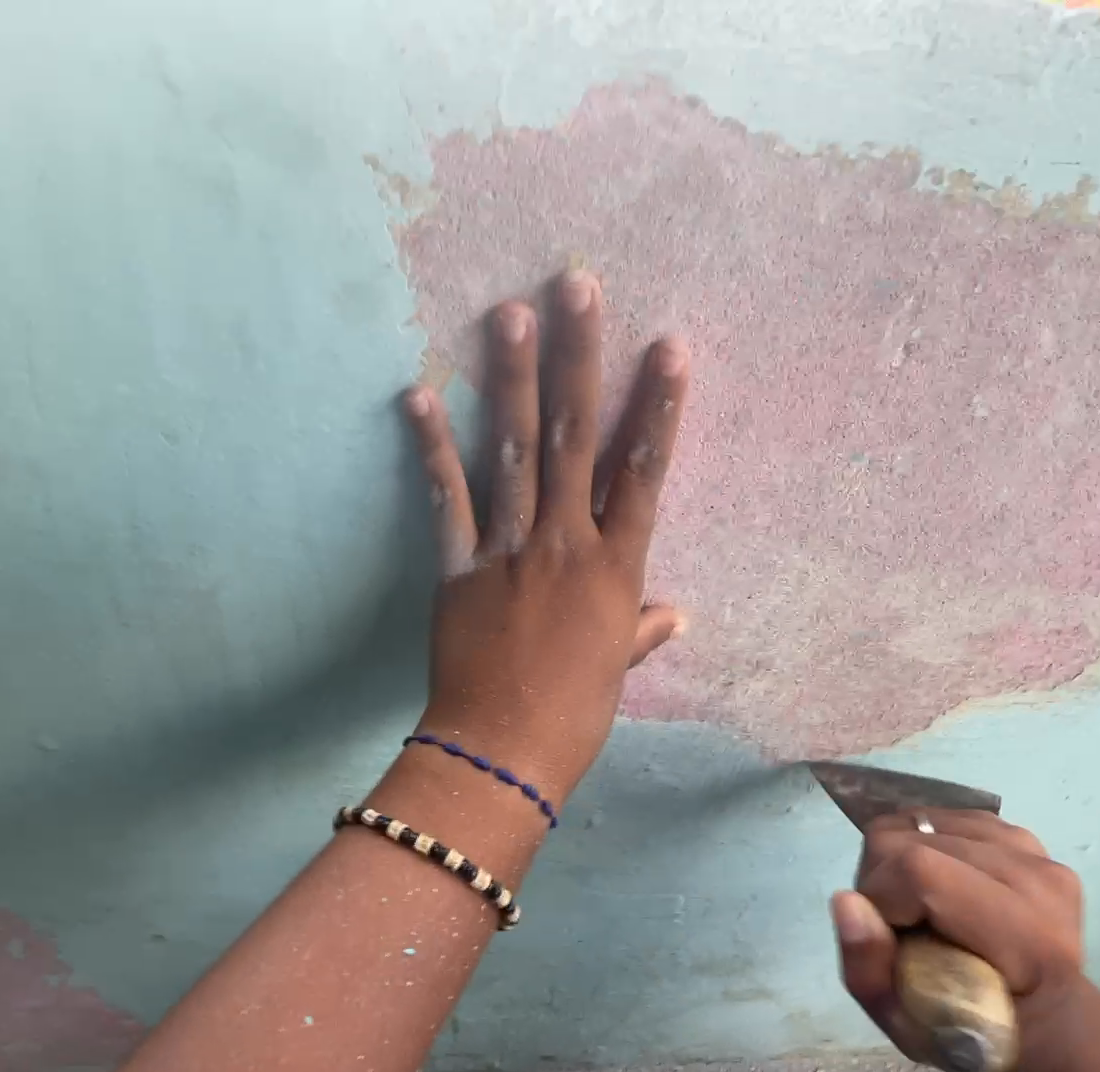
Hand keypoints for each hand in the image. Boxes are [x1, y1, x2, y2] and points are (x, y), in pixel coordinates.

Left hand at [400, 270, 691, 796]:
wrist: (504, 756)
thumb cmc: (574, 715)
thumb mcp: (618, 666)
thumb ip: (644, 629)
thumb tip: (679, 613)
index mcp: (617, 568)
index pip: (646, 472)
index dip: (659, 406)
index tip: (669, 346)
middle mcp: (568, 543)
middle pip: (579, 437)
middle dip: (581, 357)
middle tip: (577, 287)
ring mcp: (511, 549)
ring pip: (517, 450)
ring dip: (514, 378)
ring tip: (509, 313)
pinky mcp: (459, 567)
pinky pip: (447, 499)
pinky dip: (433, 448)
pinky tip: (419, 393)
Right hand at [832, 810, 1087, 1071]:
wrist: (1040, 1013)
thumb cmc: (971, 1029)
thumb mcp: (906, 1025)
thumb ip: (867, 969)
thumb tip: (846, 899)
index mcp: (1025, 937)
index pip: (920, 870)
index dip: (881, 895)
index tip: (887, 934)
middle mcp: (1038, 878)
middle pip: (912, 836)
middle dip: (882, 874)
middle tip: (897, 920)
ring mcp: (1034, 849)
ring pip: (921, 818)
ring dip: (899, 856)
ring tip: (918, 900)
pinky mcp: (1022, 834)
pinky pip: (943, 815)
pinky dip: (922, 841)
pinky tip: (938, 878)